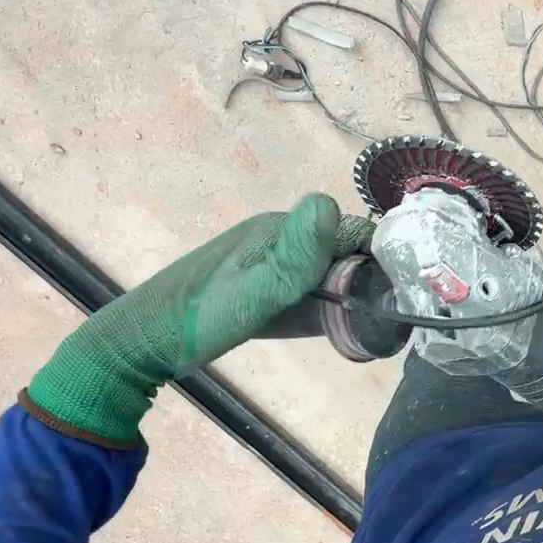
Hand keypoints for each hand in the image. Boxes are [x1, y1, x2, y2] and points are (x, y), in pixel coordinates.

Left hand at [25, 194, 374, 443]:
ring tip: (357, 321)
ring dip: (344, 288)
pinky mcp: (257, 276)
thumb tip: (329, 202)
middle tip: (378, 313)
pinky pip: (304, 279)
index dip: (378, 257)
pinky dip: (322, 298)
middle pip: (339, 247)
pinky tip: (323, 321)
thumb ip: (297, 252)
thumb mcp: (258, 290)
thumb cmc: (203, 318)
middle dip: (364, 274)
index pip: (349, 231)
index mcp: (280, 230)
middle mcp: (276, 234)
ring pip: (324, 265)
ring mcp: (265, 255)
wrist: (144, 341)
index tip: (398, 291)